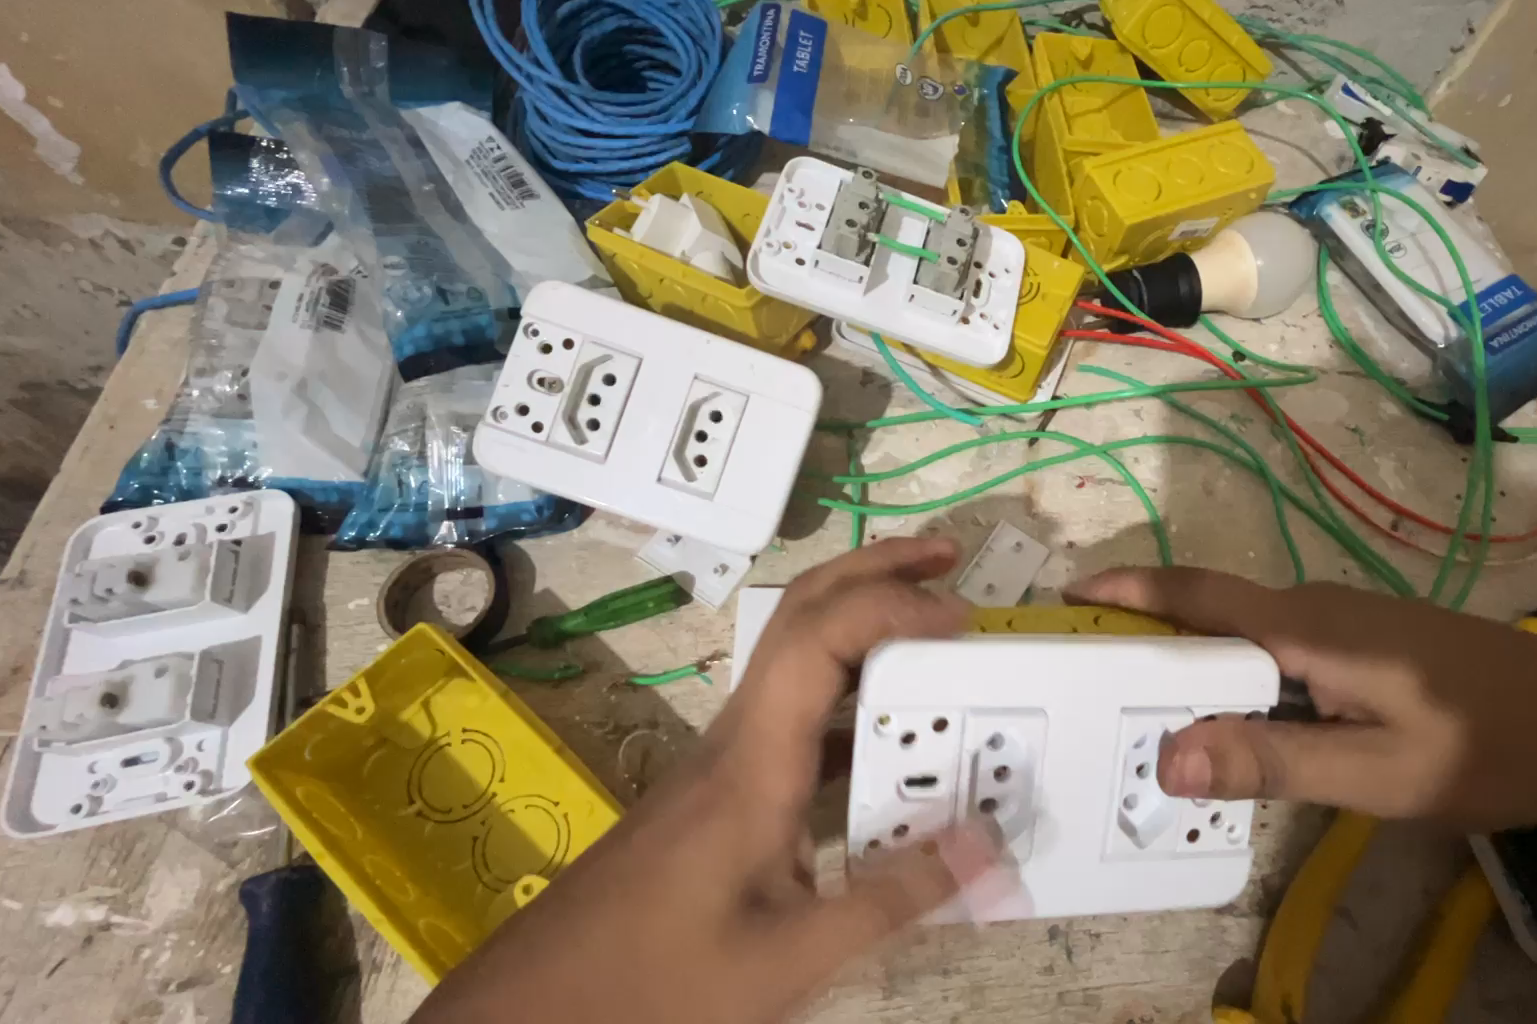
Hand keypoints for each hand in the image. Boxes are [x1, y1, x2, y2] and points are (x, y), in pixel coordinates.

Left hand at [417, 538, 997, 1023]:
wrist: (547, 999)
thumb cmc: (657, 975)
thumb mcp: (789, 954)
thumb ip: (893, 899)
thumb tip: (989, 846)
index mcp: (757, 754)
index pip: (821, 635)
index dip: (891, 604)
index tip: (959, 617)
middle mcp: (745, 726)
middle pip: (804, 607)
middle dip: (876, 566)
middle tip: (944, 557)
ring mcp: (738, 745)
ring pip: (801, 645)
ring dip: (865, 615)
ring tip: (933, 618)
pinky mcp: (738, 772)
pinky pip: (804, 703)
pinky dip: (856, 687)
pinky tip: (896, 724)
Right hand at [1067, 567, 1536, 831]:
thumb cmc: (1487, 749)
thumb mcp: (1376, 773)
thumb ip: (1270, 759)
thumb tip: (1166, 756)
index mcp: (1303, 626)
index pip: (1195, 594)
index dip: (1127, 590)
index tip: (1068, 594)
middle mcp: (1310, 607)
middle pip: (1207, 611)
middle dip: (1141, 632)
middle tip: (1087, 673)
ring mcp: (1338, 619)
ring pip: (1240, 631)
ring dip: (1187, 657)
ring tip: (1143, 703)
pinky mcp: (1358, 640)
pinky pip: (1272, 646)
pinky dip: (1231, 670)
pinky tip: (1231, 714)